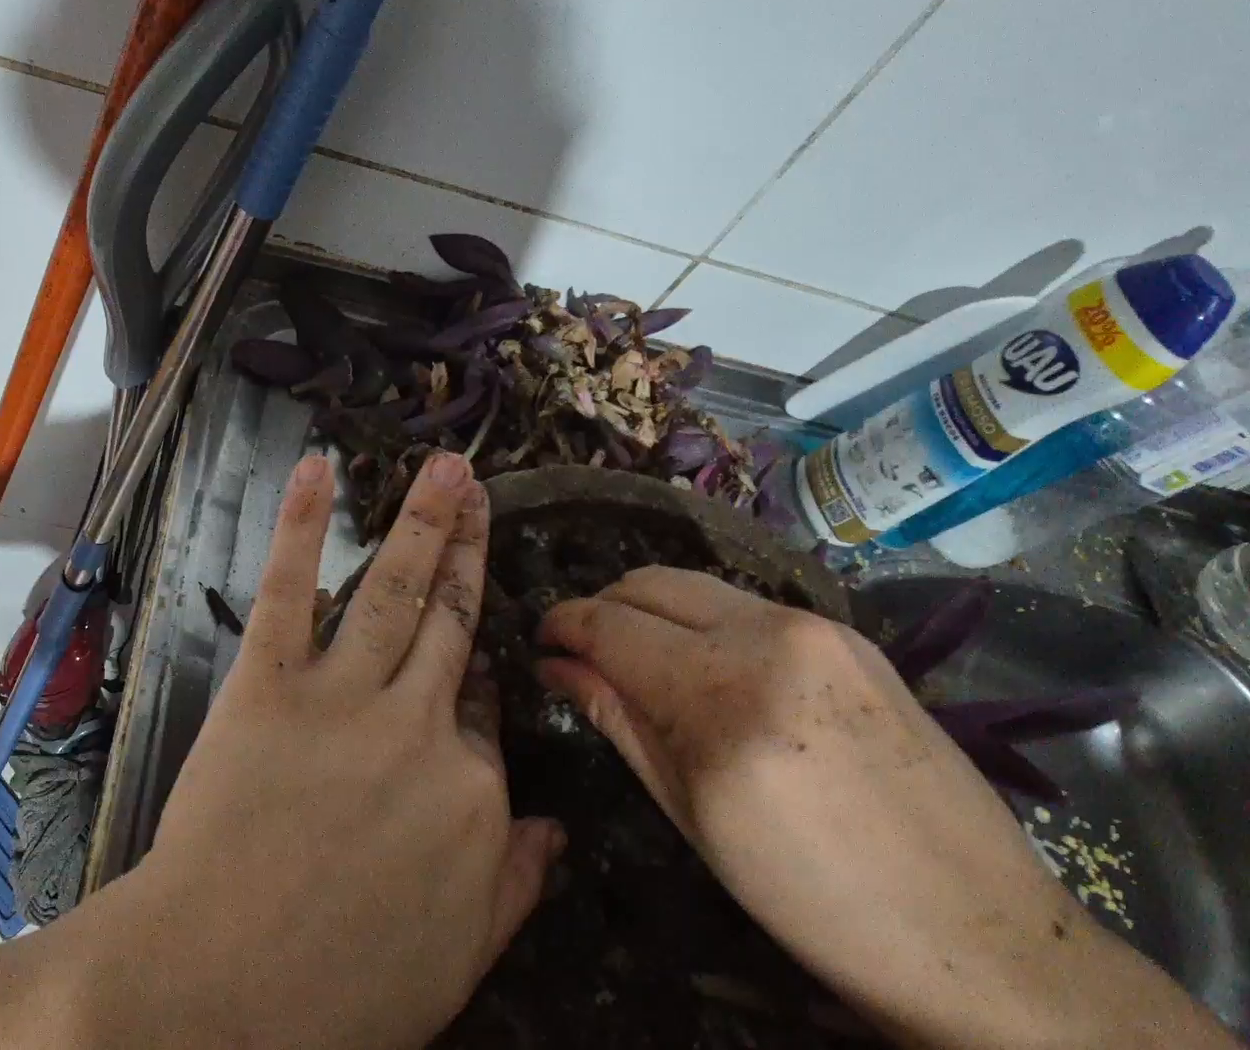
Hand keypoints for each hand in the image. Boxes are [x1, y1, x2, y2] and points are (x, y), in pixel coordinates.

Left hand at [88, 452, 561, 1049]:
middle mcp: (419, 726)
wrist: (217, 986)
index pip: (484, 716)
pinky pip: (290, 593)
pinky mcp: (268, 683)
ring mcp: (342, 696)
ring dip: (421, 522)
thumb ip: (515, 885)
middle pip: (453, 624)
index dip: (476, 685)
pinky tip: (319, 472)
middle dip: (469, 552)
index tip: (469, 662)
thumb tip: (553, 829)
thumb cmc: (339, 989)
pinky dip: (303, 529)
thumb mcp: (459, 957)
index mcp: (471, 791)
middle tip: (481, 491)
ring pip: (395, 592)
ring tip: (444, 468)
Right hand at [536, 566, 1236, 1049]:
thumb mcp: (689, 813)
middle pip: (650, 582)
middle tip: (581, 653)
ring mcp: (819, 629)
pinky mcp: (853, 637)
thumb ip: (618, 720)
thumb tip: (556, 668)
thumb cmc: (809, 896)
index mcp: (721, 696)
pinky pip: (747, 606)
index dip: (562, 625)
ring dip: (651, 611)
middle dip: (602, 607)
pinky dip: (704, 623)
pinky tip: (704, 671)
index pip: (609, 624)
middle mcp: (770, 638)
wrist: (975, 932)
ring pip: (698, 586)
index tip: (539, 643)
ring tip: (638, 662)